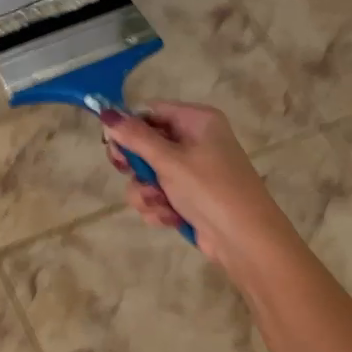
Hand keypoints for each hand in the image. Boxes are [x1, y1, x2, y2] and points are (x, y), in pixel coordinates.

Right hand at [100, 101, 304, 271]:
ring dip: (146, 191)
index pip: (150, 112)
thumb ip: (134, 137)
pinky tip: (171, 217)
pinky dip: (159, 206)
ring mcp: (190, 170)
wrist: (245, 240)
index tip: (111, 144)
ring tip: (160, 203)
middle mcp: (194, 141)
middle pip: (144, 143)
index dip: (128, 127)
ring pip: (146, 173)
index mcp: (197, 121)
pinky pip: (156, 194)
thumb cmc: (210, 189)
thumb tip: (105, 113)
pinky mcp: (187, 196)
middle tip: (128, 173)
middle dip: (136, 166)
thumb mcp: (169, 160)